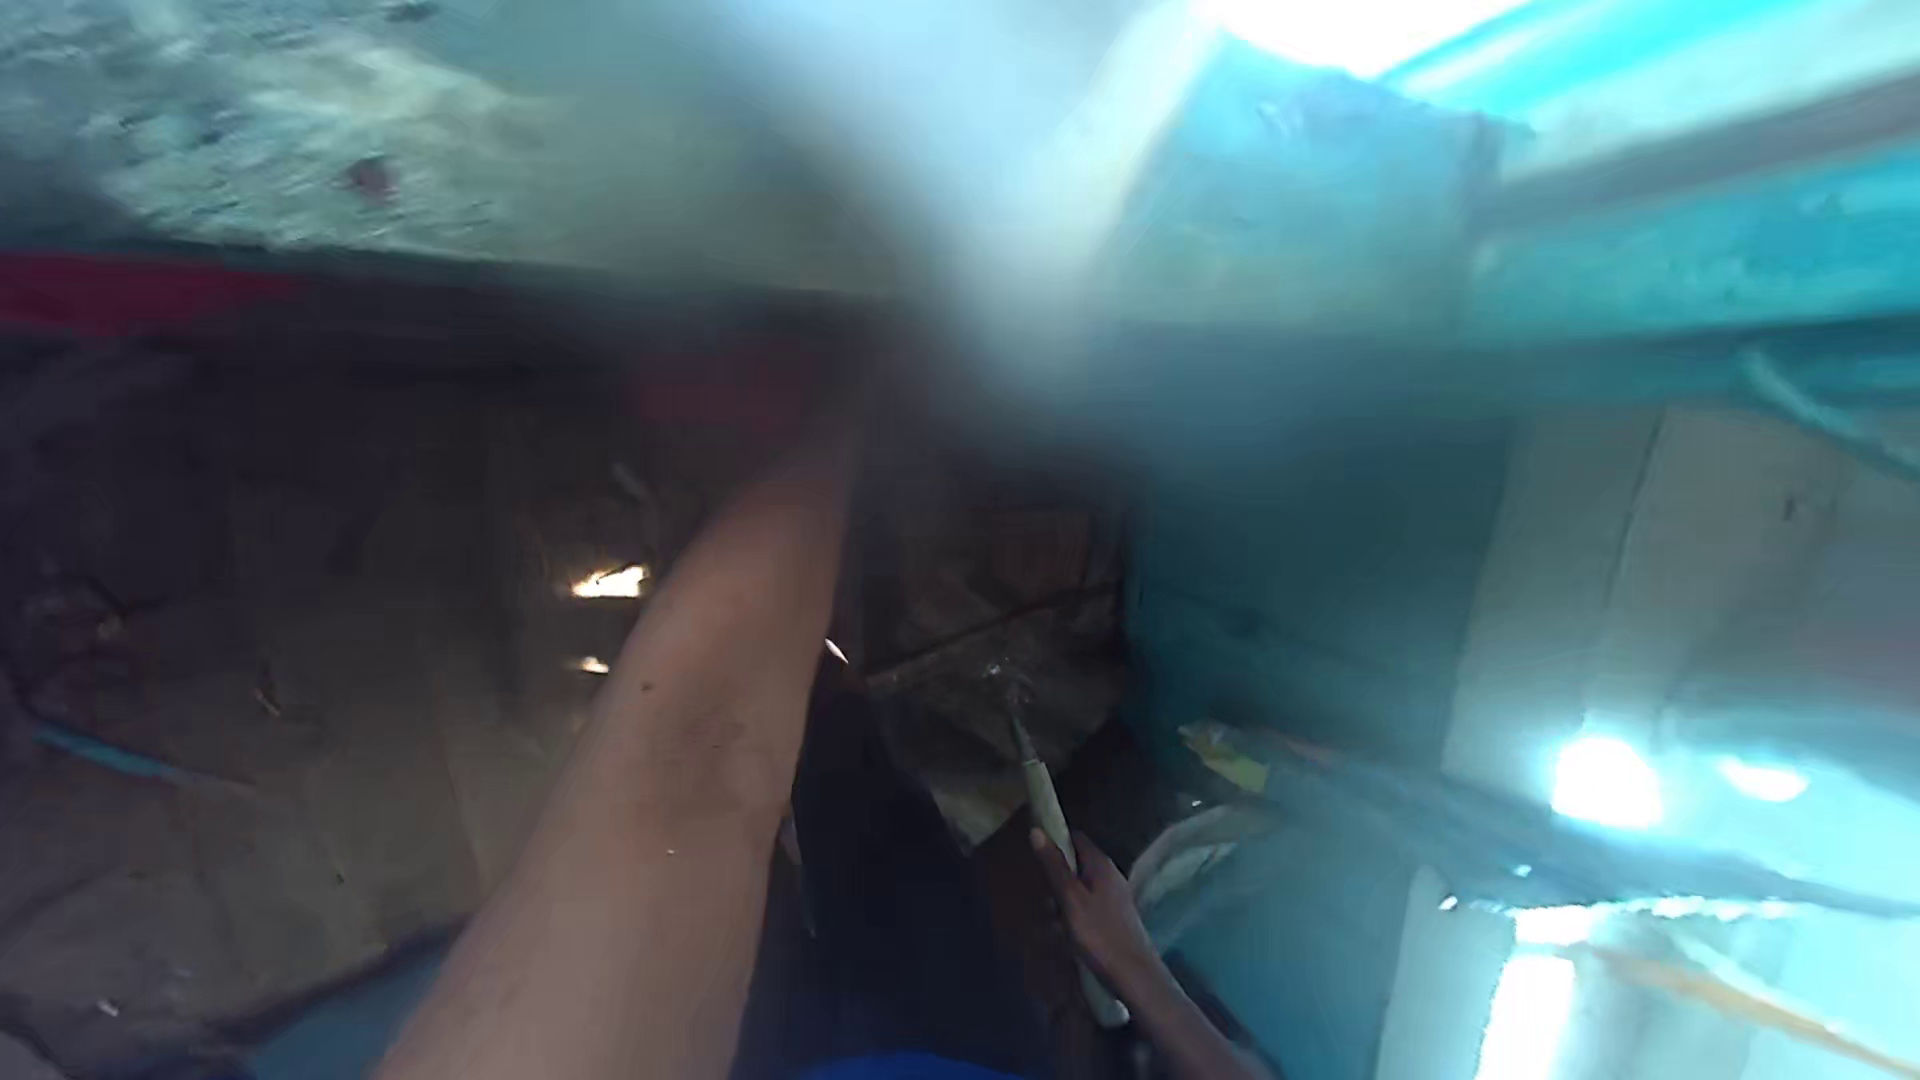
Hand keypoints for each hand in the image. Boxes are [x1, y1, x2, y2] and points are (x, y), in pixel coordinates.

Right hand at [1030, 828, 1164, 991]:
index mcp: (1100, 864)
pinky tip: (1071, 939)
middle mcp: (1110, 875)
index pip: (1074, 837)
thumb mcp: (1070, 898)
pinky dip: (1076, 918)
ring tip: (1058, 928)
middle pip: (1075, 866)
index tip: (1038, 859)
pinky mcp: (1116, 918)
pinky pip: (1089, 908)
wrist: (1136, 979)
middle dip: (1056, 883)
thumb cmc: (1099, 935)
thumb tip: (1036, 830)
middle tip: (1048, 905)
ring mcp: (1115, 897)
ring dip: (1063, 905)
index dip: (1054, 842)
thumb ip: (1054, 866)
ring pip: (1079, 890)